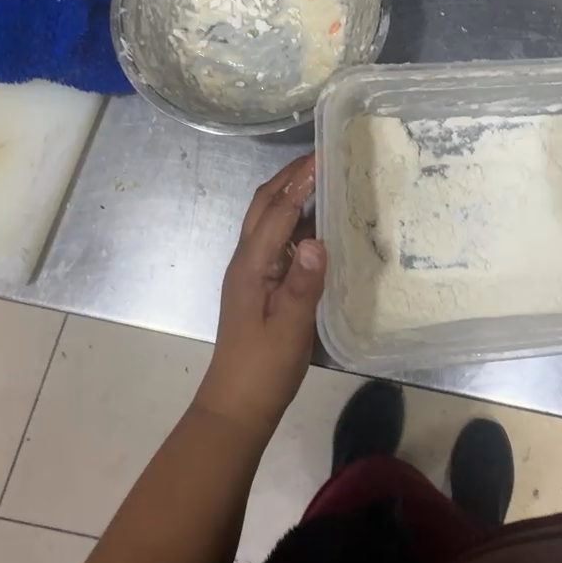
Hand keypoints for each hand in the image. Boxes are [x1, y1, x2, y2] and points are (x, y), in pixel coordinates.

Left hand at [193, 155, 324, 436]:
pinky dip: (295, 219)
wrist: (237, 406)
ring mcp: (252, 271)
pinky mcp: (261, 283)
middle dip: (288, 177)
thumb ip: (304, 284)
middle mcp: (247, 260)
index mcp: (251, 265)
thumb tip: (317, 239)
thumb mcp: (290, 328)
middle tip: (321, 156)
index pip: (276, 212)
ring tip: (322, 177)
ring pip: (268, 219)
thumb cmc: (264, 367)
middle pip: (264, 205)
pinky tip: (319, 223)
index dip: (299, 182)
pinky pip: (277, 238)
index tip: (323, 156)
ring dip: (290, 193)